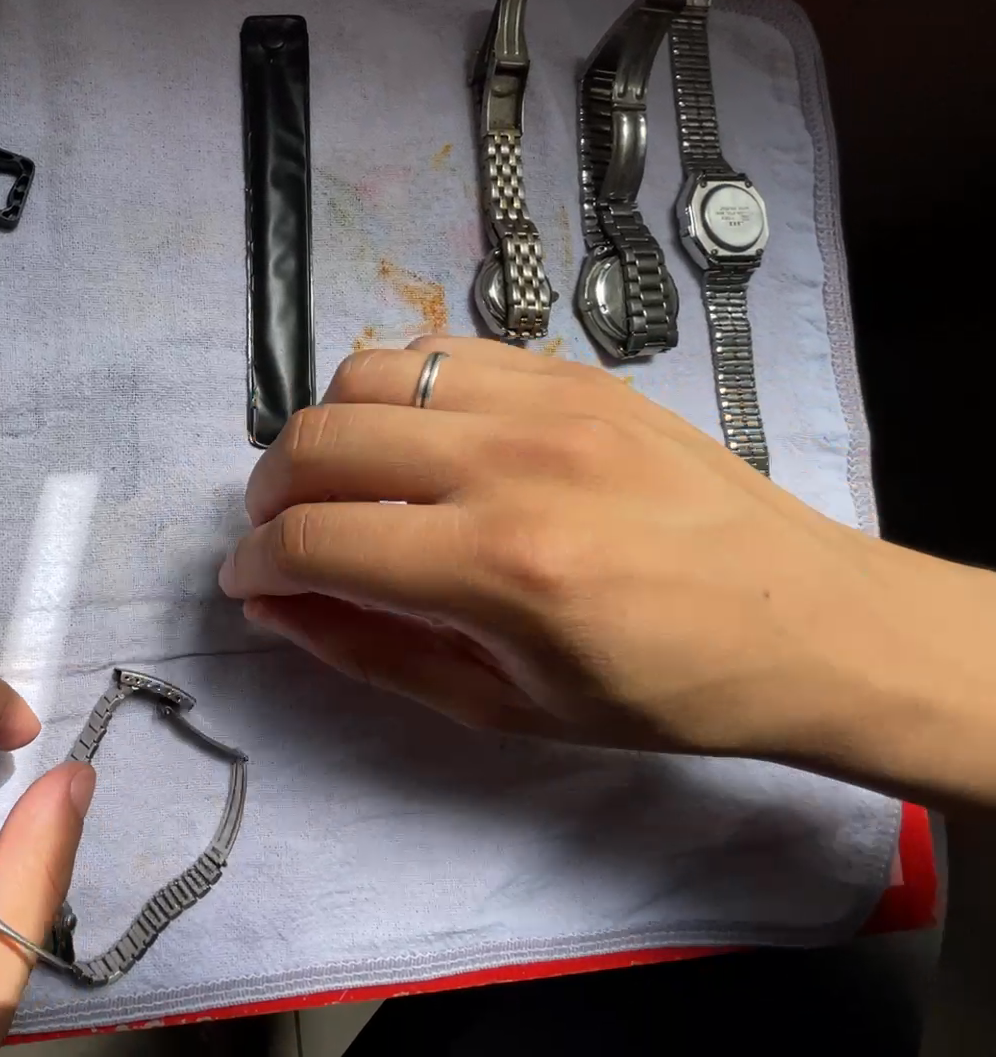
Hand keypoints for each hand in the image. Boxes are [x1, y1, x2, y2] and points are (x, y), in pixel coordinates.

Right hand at [220, 337, 995, 810]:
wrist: (816, 622)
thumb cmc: (650, 690)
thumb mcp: (492, 706)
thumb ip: (361, 648)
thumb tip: (267, 602)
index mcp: (500, 568)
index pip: (315, 541)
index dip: (254, 562)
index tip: (245, 579)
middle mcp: (512, 464)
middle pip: (317, 443)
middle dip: (266, 495)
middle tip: (276, 533)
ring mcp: (542, 400)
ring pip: (357, 378)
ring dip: (316, 436)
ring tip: (332, 481)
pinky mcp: (565, 370)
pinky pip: (424, 354)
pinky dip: (380, 396)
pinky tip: (398, 441)